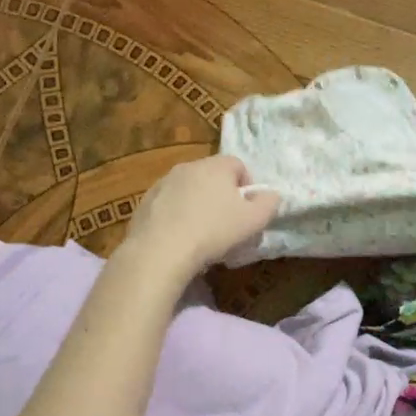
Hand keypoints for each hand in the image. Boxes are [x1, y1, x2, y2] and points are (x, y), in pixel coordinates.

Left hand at [121, 155, 278, 277]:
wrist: (160, 250)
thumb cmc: (213, 231)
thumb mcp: (254, 221)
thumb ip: (269, 204)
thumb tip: (271, 194)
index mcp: (216, 166)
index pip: (238, 165)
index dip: (247, 187)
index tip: (247, 211)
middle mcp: (188, 167)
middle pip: (211, 176)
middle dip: (220, 195)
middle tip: (226, 223)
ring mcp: (162, 183)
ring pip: (188, 190)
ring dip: (197, 205)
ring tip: (201, 233)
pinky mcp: (144, 202)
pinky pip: (167, 205)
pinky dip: (175, 216)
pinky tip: (178, 238)